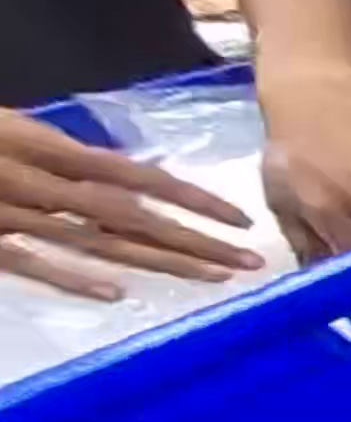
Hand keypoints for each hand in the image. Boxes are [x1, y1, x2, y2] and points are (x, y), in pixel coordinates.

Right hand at [0, 108, 260, 299]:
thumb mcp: (3, 127)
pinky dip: (68, 277)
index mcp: (32, 141)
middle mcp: (22, 176)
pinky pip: (19, 260)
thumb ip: (65, 154)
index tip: (244, 220)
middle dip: (197, 241)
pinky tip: (117, 294)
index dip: (194, 198)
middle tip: (254, 261)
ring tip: (219, 278)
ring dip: (161, 262)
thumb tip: (135, 181)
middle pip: (130, 216)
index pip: (134, 174)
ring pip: (92, 241)